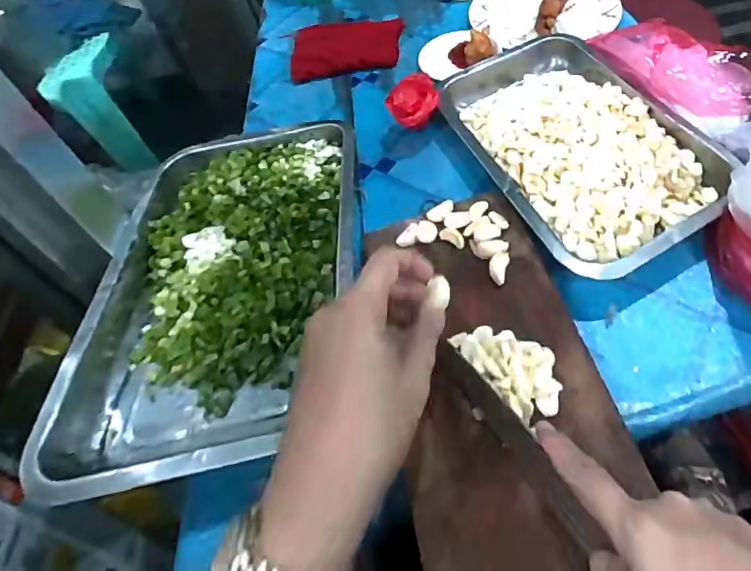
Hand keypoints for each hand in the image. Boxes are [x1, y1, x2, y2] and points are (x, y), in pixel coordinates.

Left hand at [256, 246, 446, 570]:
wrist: (317, 490)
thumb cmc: (376, 423)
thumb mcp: (414, 371)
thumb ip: (428, 322)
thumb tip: (440, 287)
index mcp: (355, 308)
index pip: (385, 260)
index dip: (416, 261)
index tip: (439, 284)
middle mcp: (329, 314)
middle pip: (372, 284)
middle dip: (407, 291)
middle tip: (436, 317)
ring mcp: (315, 340)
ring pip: (360, 308)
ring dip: (392, 313)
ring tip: (420, 343)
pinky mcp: (310, 363)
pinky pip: (346, 330)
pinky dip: (372, 331)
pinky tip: (391, 363)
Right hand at [537, 422, 750, 570]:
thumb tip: (603, 556)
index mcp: (641, 526)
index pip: (591, 484)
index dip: (564, 457)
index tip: (543, 426)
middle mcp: (669, 504)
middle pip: (634, 521)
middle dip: (633, 547)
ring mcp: (705, 508)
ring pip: (670, 529)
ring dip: (669, 554)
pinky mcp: (735, 521)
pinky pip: (701, 533)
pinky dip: (697, 554)